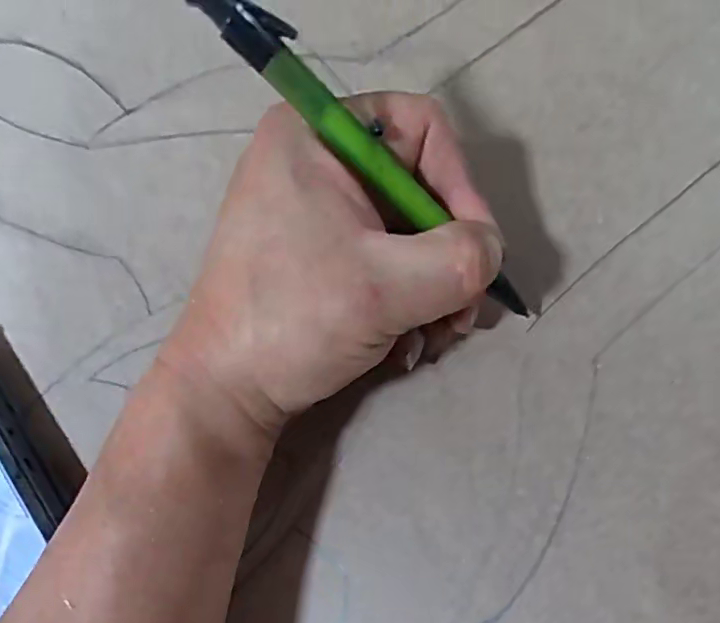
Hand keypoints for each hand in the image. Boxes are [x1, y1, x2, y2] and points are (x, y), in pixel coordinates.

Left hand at [160, 92, 504, 437]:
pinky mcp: (318, 268)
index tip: (477, 253)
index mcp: (316, 137)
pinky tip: (403, 350)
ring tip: (433, 341)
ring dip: (433, 295)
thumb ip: (458, 260)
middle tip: (461, 317)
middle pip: (419, 194)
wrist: (226, 394)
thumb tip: (492, 253)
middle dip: (449, 261)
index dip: (462, 190)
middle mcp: (316, 167)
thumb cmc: (292, 323)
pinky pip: (383, 272)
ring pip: (406, 241)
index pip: (422, 132)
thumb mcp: (386, 287)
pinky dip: (405, 310)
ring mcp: (316, 221)